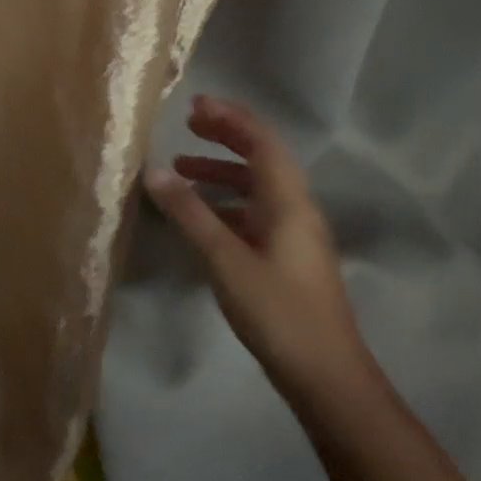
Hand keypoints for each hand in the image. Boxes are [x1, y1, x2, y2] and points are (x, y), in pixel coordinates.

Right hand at [143, 95, 364, 390]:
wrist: (326, 376)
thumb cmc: (278, 311)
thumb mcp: (225, 260)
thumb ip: (190, 213)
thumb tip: (154, 170)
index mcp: (289, 203)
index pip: (262, 143)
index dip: (231, 119)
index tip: (195, 104)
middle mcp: (296, 211)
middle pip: (263, 159)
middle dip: (227, 137)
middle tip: (188, 123)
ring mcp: (294, 237)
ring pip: (257, 188)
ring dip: (222, 171)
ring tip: (181, 168)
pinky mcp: (287, 260)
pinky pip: (254, 213)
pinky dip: (226, 202)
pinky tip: (200, 215)